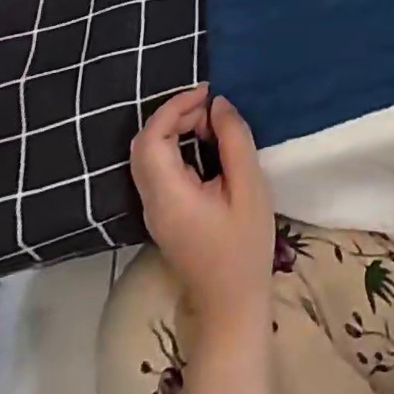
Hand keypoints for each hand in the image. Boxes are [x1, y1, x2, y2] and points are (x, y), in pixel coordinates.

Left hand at [129, 84, 273, 332]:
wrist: (232, 301)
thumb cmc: (244, 245)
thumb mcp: (249, 187)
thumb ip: (234, 141)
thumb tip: (219, 104)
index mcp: (169, 195)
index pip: (151, 139)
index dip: (174, 107)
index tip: (207, 92)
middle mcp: (151, 200)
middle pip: (143, 144)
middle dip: (174, 115)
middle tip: (212, 108)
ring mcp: (152, 209)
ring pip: (147, 155)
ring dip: (174, 129)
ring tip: (212, 122)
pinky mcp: (162, 213)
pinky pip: (157, 167)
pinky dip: (175, 145)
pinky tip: (205, 144)